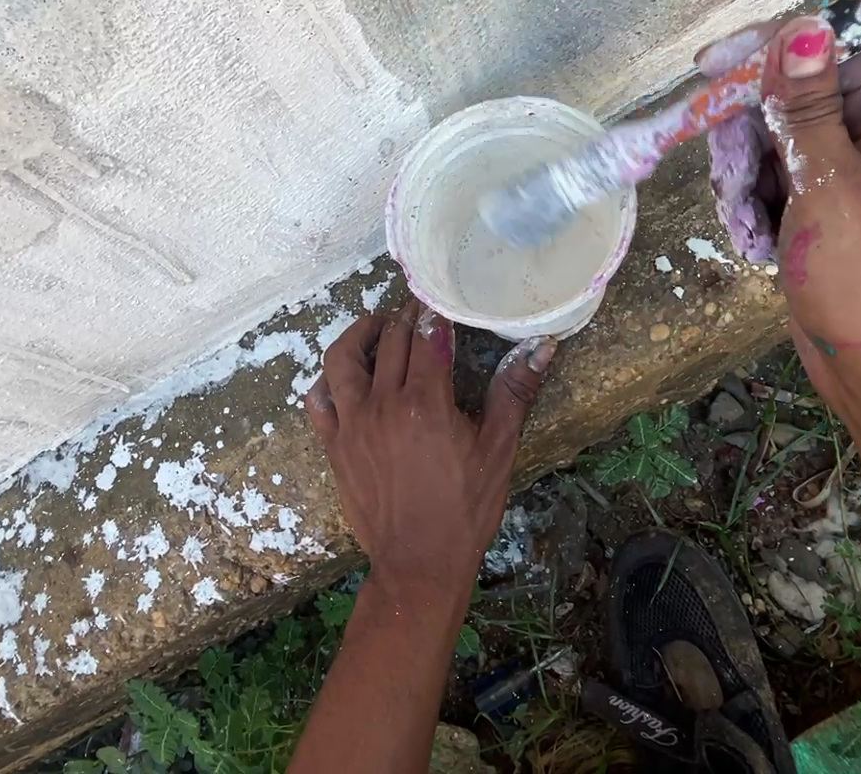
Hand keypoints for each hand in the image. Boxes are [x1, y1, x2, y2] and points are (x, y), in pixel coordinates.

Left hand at [303, 301, 554, 601]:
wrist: (419, 563)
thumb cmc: (465, 508)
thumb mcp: (497, 450)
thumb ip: (513, 393)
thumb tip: (542, 347)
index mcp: (425, 402)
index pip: (427, 336)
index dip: (435, 313)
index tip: (441, 297)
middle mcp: (382, 403)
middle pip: (389, 340)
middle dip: (405, 316)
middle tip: (418, 307)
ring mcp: (351, 423)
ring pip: (343, 358)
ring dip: (360, 334)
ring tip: (378, 326)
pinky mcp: (332, 444)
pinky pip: (318, 399)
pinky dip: (327, 380)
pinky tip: (343, 376)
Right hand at [754, 15, 860, 417]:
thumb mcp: (830, 186)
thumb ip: (807, 108)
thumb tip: (800, 27)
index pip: (833, 56)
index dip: (773, 53)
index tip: (709, 64)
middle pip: (793, 105)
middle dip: (749, 139)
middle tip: (731, 177)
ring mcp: (847, 185)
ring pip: (773, 150)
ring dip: (745, 182)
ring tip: (749, 226)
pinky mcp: (821, 220)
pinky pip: (773, 191)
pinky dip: (754, 211)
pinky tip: (755, 245)